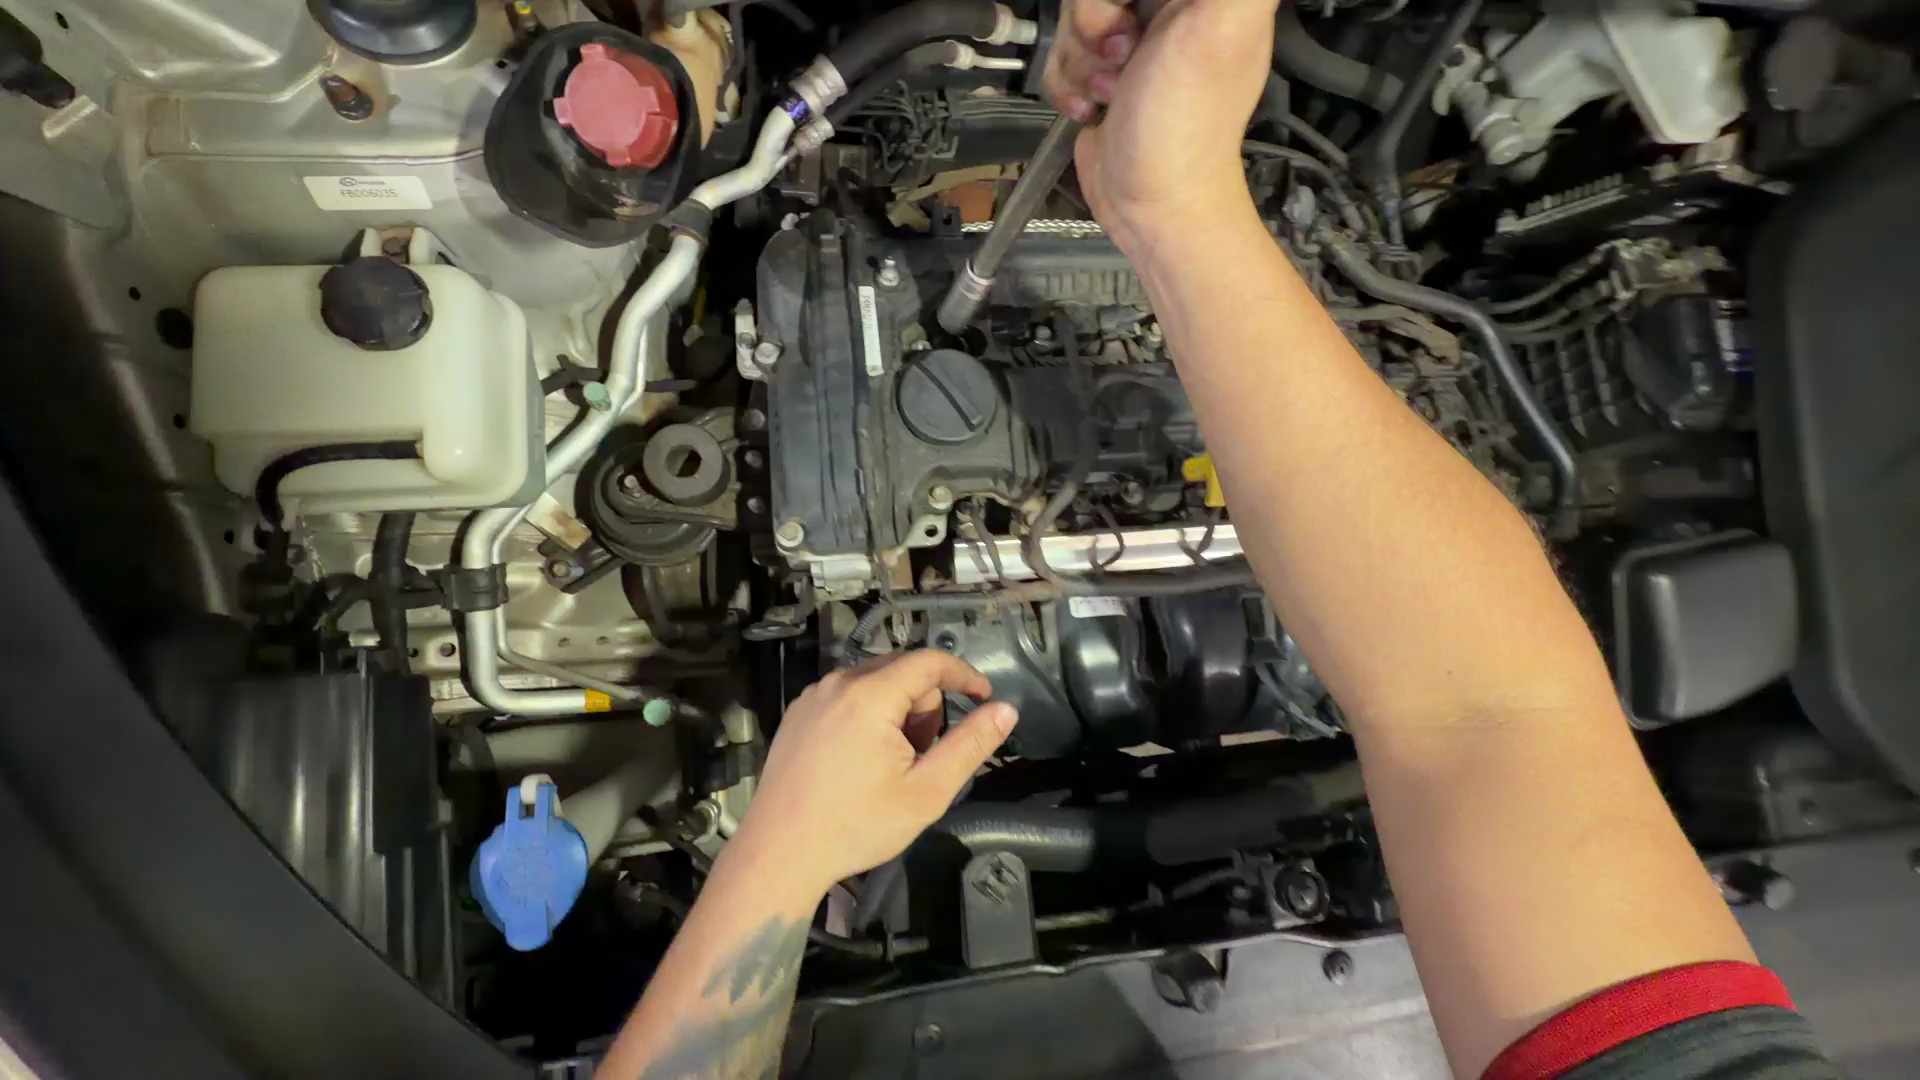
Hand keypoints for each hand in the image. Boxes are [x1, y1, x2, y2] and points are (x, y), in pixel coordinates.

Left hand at [728, 651, 1019, 895]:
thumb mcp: (926, 792)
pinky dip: (868, 713)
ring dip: (898, 710)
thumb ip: (969, 746)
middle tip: (927, 752)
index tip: (984, 698)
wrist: (778, 854)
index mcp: (870, 695)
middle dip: (927, 703)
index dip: (964, 674)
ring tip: (894, 762)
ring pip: (875, 682)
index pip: (929, 661)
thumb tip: (1006, 710)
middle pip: (902, 670)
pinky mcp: (798, 713)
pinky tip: (862, 759)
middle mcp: (839, 683)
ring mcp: (814, 696)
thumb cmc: (856, 825)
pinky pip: (847, 695)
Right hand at [1043, 0, 1280, 254]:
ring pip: (1075, 14)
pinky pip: (1061, 54)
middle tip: (1122, 52)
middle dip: (1096, 18)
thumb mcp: (1221, 26)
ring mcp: (1130, 43)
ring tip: (1110, 91)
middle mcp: (1168, 9)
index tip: (1130, 23)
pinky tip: (1089, 109)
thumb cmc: (1185, 123)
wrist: (1150, 203)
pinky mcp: (1098, 78)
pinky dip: (1066, 84)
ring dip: (1079, 56)